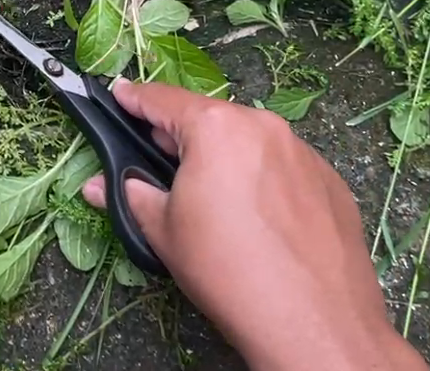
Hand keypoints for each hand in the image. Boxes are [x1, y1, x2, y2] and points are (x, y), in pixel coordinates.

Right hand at [82, 81, 426, 370]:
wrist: (320, 333)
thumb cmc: (228, 272)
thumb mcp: (162, 230)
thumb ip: (129, 194)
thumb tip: (96, 186)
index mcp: (215, 127)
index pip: (161, 99)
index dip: (133, 99)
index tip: (119, 96)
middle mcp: (262, 127)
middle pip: (208, 118)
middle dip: (181, 135)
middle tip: (160, 160)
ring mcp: (304, 154)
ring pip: (248, 140)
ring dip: (224, 155)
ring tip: (212, 194)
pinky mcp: (333, 184)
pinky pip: (284, 166)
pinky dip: (262, 178)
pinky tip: (257, 216)